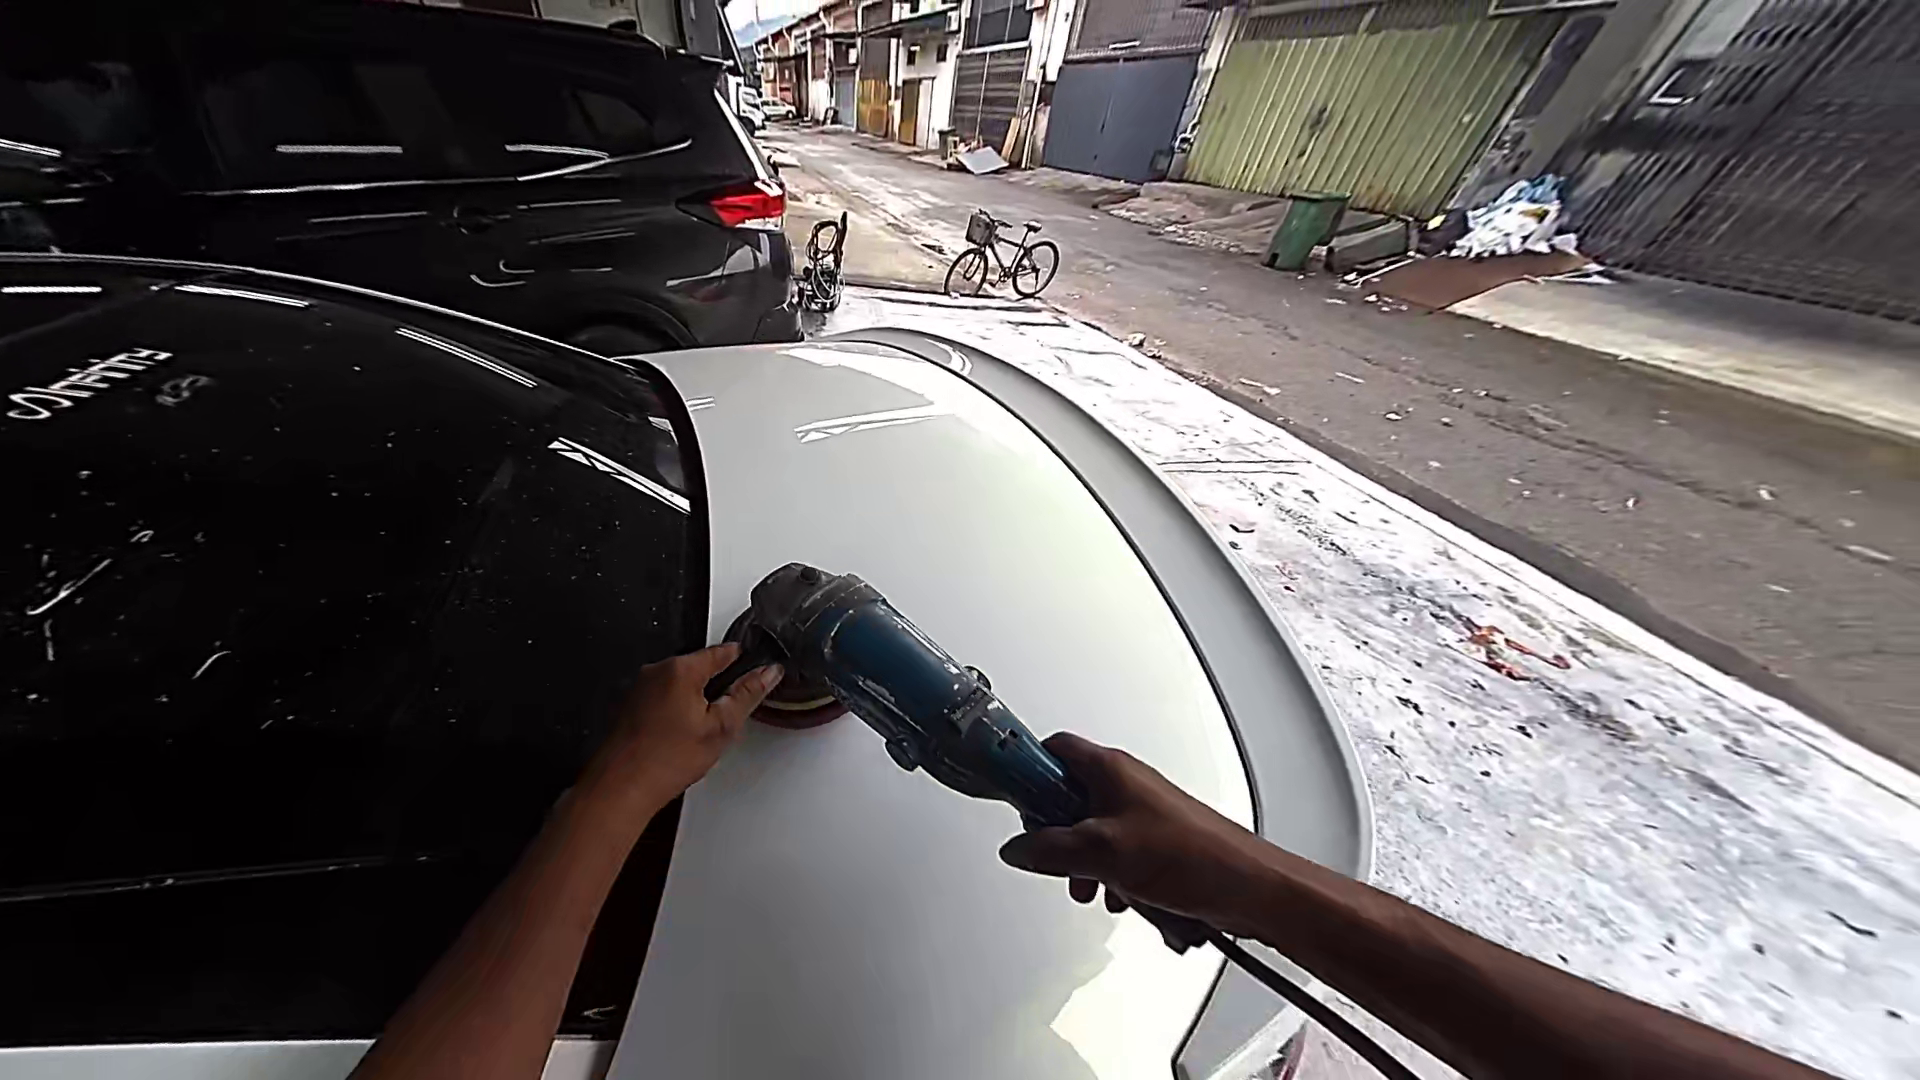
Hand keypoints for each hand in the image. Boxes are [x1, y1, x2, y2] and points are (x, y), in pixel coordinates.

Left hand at [582, 644, 781, 805]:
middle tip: (727, 716)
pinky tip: (680, 739)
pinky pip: (664, 699)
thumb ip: (748, 694)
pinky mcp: (630, 707)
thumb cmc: (663, 761)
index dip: (745, 661)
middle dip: (718, 687)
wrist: (618, 792)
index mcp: (680, 669)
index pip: (724, 651)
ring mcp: (640, 689)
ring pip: (683, 685)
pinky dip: (677, 712)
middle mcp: (656, 671)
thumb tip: (769, 673)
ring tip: (701, 733)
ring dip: (697, 701)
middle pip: (702, 668)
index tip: (758, 671)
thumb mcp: (722, 726)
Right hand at [998, 733, 1276, 936]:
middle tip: (1047, 849)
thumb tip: (1018, 849)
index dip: (1026, 764)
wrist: (1248, 887)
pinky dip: (1106, 868)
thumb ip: (1050, 851)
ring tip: (1086, 883)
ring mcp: (1138, 808)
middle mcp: (1122, 780)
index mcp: (1108, 767)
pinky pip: (1113, 845)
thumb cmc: (1191, 854)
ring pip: (1088, 823)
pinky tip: (1115, 894)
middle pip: (1066, 790)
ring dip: (1079, 855)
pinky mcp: (1153, 836)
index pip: (1052, 747)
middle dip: (1053, 826)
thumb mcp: (1102, 852)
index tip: (1009, 789)